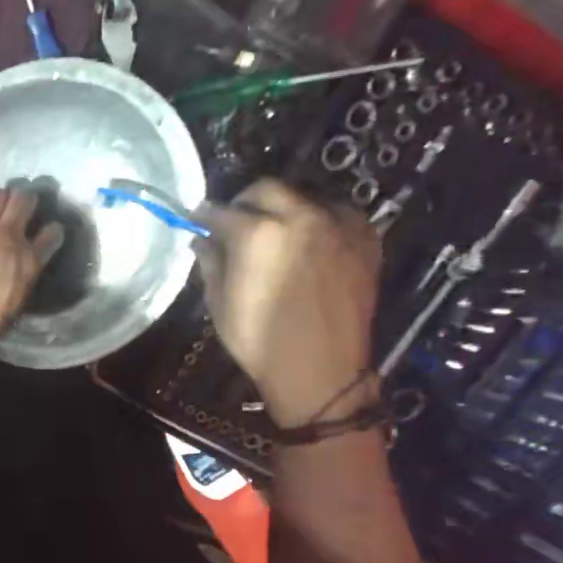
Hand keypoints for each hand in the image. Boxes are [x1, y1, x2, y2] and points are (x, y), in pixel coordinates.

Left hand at [0, 185, 64, 380]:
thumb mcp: (13, 304)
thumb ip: (22, 277)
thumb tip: (22, 265)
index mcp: (27, 262)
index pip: (51, 234)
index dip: (53, 231)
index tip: (50, 230)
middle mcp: (7, 238)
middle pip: (24, 200)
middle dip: (27, 198)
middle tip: (25, 203)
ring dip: (2, 198)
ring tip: (0, 206)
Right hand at [194, 179, 380, 425]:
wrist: (321, 373)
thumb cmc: (261, 343)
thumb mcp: (220, 305)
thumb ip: (211, 263)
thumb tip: (202, 240)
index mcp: (258, 233)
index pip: (222, 211)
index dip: (205, 216)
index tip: (197, 221)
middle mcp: (300, 217)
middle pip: (266, 189)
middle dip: (245, 202)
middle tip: (236, 222)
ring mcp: (338, 225)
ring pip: (304, 197)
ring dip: (284, 208)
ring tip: (276, 232)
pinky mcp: (365, 239)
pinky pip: (338, 214)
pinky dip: (320, 220)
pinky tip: (311, 241)